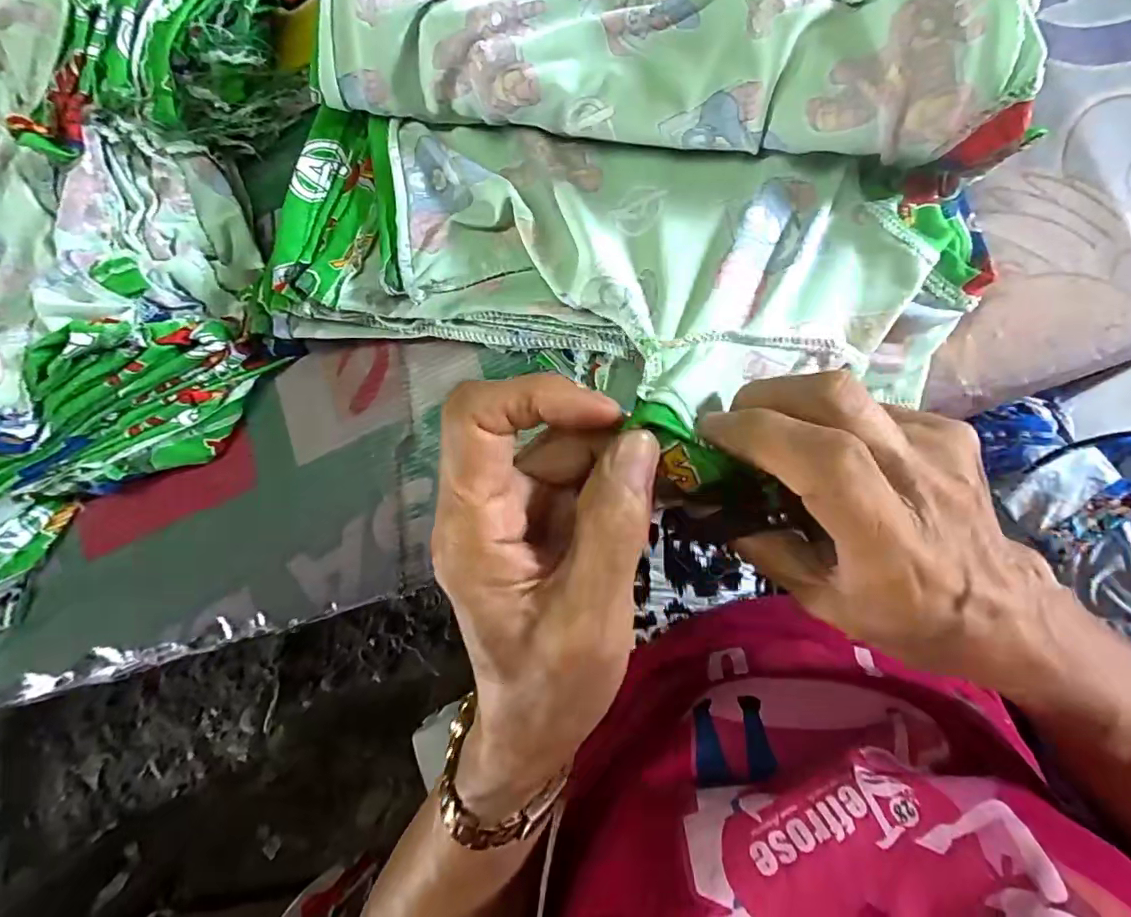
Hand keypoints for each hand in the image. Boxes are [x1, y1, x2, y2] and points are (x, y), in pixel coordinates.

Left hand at [433, 374, 657, 815]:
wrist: (534, 733)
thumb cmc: (552, 688)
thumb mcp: (591, 616)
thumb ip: (613, 526)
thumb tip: (640, 442)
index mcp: (471, 524)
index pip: (475, 418)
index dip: (535, 396)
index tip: (605, 416)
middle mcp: (481, 506)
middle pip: (527, 432)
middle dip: (594, 435)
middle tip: (658, 457)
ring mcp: (508, 512)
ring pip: (557, 451)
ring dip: (610, 459)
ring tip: (658, 489)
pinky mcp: (535, 523)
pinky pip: (573, 478)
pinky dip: (611, 481)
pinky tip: (643, 503)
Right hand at [698, 372, 1068, 695]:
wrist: (1006, 611)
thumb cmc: (910, 618)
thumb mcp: (825, 603)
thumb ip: (767, 548)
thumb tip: (712, 505)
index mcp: (886, 534)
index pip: (820, 456)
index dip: (757, 431)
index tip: (710, 431)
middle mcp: (916, 476)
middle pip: (832, 396)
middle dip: (766, 396)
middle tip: (734, 419)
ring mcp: (938, 444)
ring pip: (848, 391)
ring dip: (792, 398)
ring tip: (772, 426)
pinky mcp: (948, 430)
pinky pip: (870, 405)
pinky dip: (832, 416)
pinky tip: (832, 444)